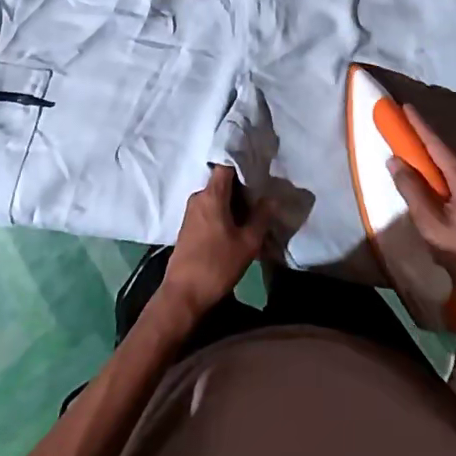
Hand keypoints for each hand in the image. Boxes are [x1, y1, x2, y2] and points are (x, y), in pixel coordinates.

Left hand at [158, 165, 272, 320]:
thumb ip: (261, 217)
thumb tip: (271, 198)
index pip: (225, 166)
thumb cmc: (217, 264)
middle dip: (242, 186)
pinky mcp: (189, 224)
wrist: (184, 292)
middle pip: (222, 181)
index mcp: (211, 195)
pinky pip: (209, 208)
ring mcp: (191, 211)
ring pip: (216, 196)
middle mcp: (198, 197)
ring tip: (254, 210)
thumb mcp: (247, 243)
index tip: (259, 167)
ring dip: (234, 201)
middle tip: (263, 193)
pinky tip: (238, 224)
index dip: (242, 163)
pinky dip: (224, 211)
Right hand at [387, 104, 455, 315]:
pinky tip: (430, 180)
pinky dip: (440, 173)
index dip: (420, 125)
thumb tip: (396, 161)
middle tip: (404, 127)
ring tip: (412, 150)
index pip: (438, 145)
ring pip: (452, 167)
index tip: (405, 106)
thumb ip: (412, 190)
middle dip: (424, 139)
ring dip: (432, 157)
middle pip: (446, 153)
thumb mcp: (431, 224)